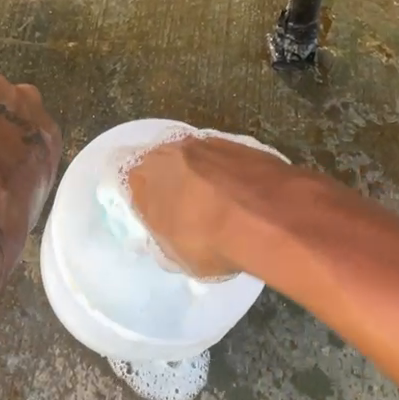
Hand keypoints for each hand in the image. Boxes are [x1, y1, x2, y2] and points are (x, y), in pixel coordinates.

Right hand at [124, 134, 293, 278]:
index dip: (150, 202)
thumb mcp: (177, 256)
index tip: (163, 217)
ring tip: (223, 205)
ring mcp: (205, 143)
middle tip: (192, 210)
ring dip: (205, 177)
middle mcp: (168, 152)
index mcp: (142, 179)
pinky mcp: (238, 142)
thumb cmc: (208, 242)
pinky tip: (245, 196)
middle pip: (166, 166)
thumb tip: (170, 235)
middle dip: (177, 184)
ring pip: (198, 160)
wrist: (263, 217)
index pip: (135, 185)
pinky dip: (232, 175)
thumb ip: (166, 239)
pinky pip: (226, 160)